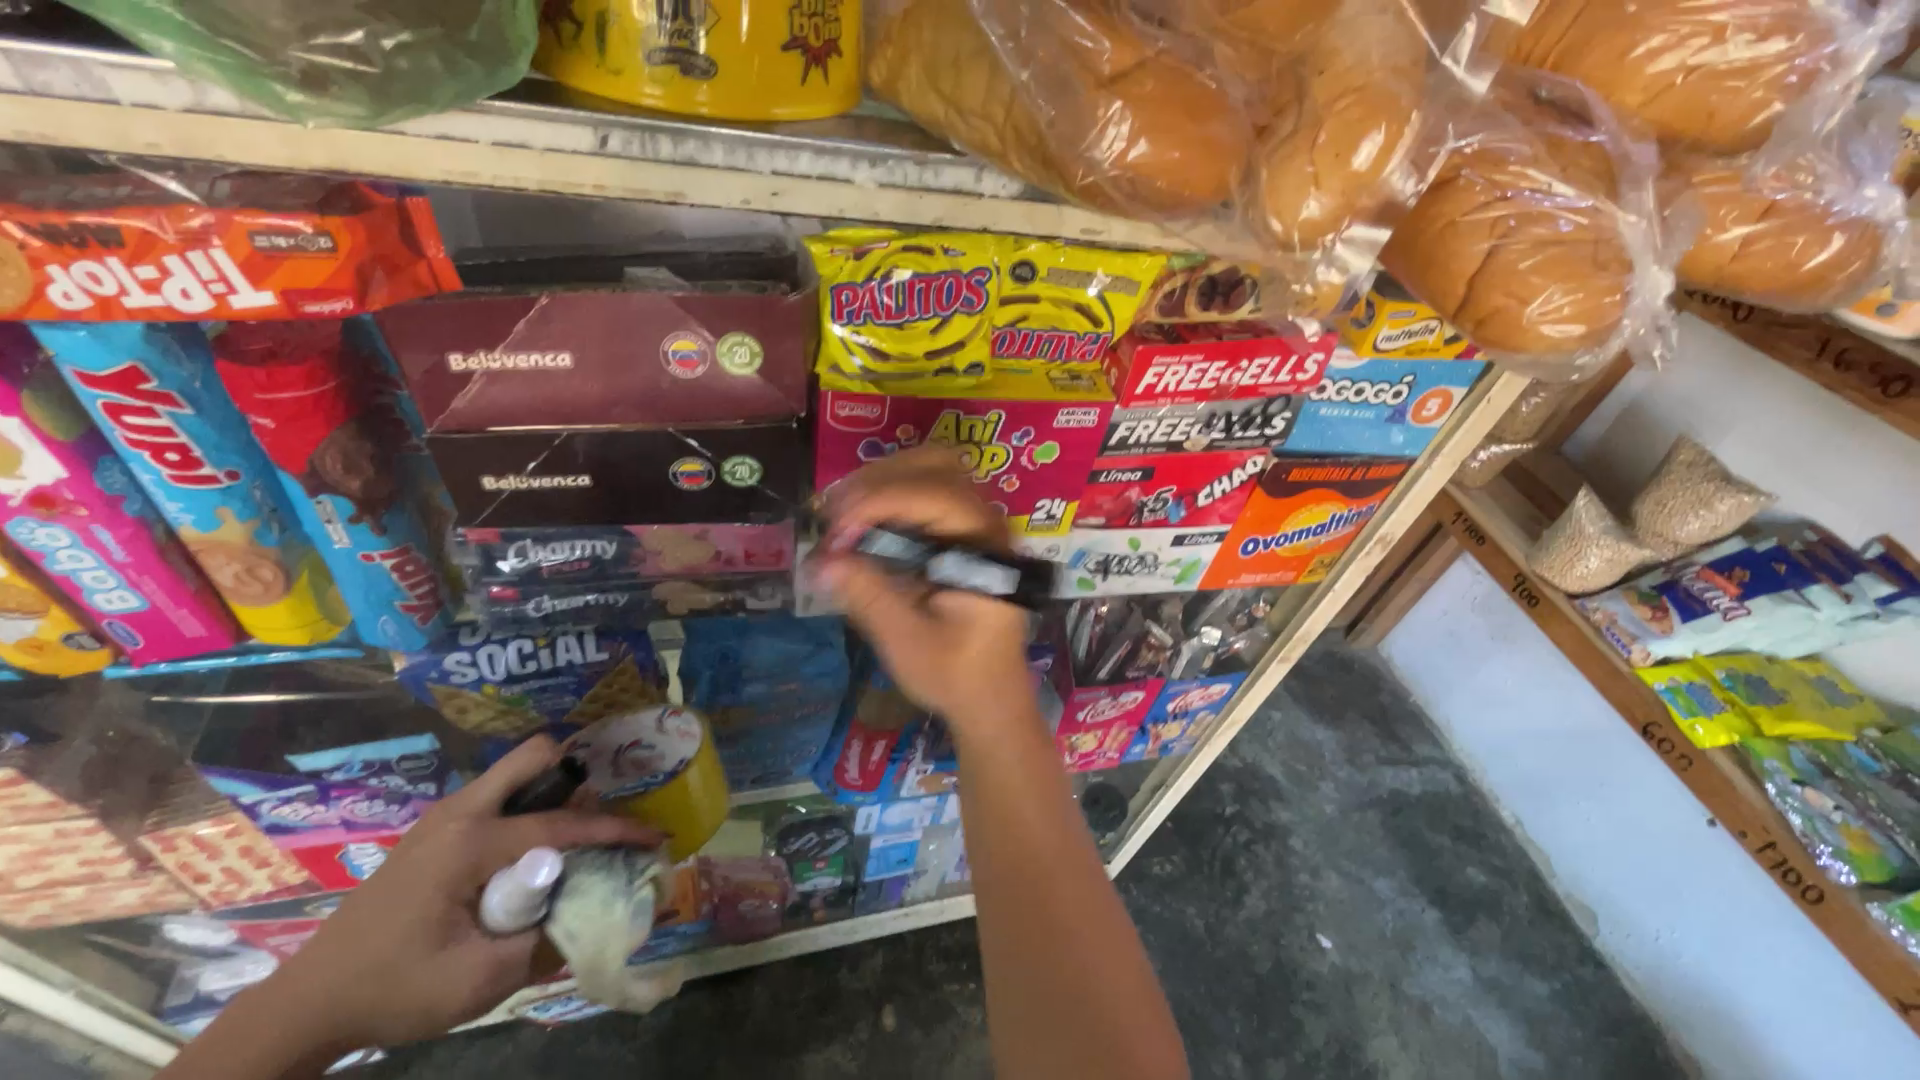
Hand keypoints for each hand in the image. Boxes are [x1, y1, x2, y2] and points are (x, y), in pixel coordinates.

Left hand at [252, 736, 659, 1050]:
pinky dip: (530, 811)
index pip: (562, 824)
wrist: (310, 1003)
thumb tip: (604, 914)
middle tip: (607, 814)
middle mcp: (459, 814)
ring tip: (582, 837)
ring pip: (515, 776)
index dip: (616, 832)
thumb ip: (550, 941)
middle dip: (579, 775)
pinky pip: (498, 801)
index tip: (656, 836)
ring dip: (554, 794)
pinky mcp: (435, 835)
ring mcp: (443, 820)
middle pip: (533, 758)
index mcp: (471, 842)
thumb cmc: (396, 989)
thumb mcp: (482, 980)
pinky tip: (537, 855)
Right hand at [814, 445, 1036, 727]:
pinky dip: (887, 495)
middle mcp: (986, 523)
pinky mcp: (958, 532)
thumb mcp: (907, 642)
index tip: (836, 532)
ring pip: (930, 470)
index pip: (933, 496)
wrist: (989, 698)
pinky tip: (857, 522)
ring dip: (880, 482)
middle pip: (935, 465)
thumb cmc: (955, 674)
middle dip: (878, 481)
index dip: (878, 502)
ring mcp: (975, 524)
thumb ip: (868, 596)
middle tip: (834, 517)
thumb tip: (820, 560)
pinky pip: (924, 491)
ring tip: (840, 517)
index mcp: (985, 548)